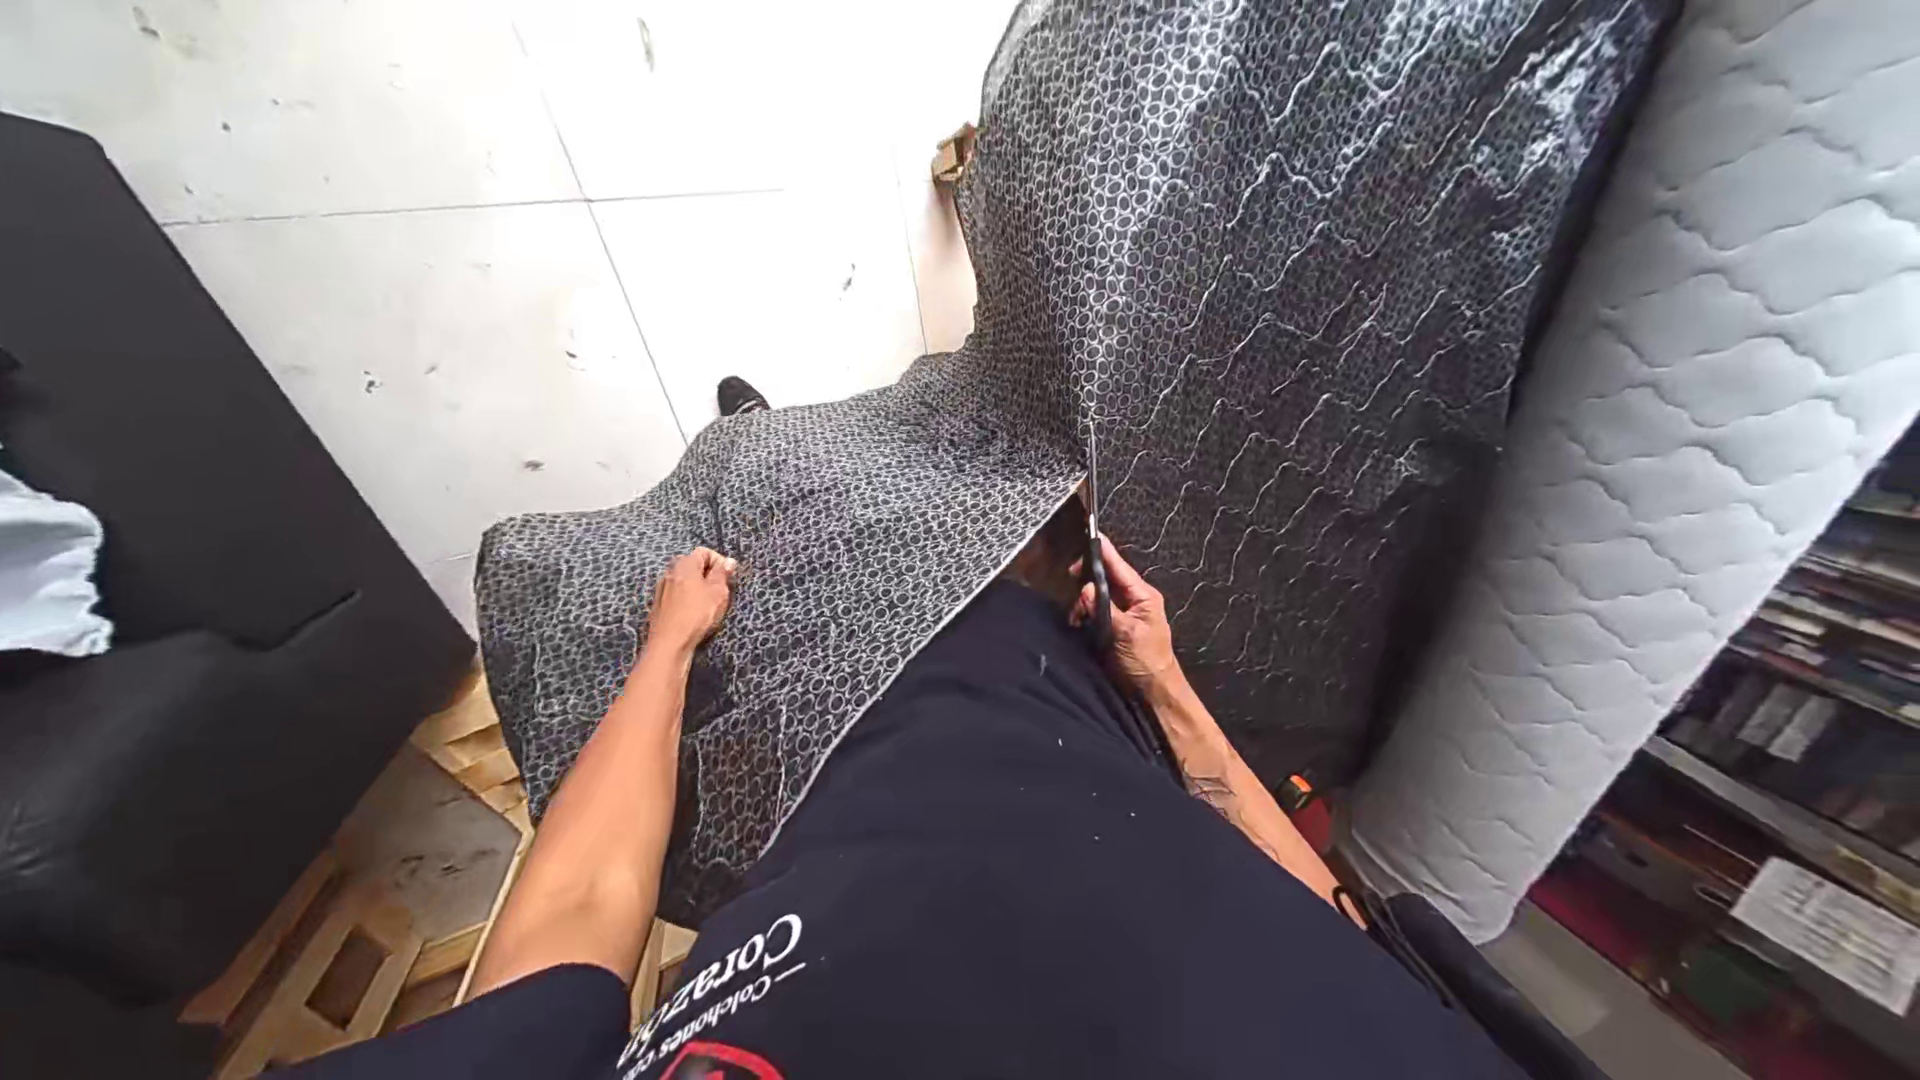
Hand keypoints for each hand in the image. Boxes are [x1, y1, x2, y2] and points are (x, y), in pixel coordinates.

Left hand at [644, 547, 736, 655]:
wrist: (670, 642)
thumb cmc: (697, 614)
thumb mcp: (718, 592)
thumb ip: (722, 574)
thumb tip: (728, 561)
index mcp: (685, 565)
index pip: (703, 551)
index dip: (718, 560)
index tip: (727, 575)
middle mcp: (670, 572)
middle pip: (690, 563)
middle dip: (706, 571)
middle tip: (718, 587)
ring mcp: (661, 589)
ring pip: (682, 578)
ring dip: (695, 585)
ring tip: (707, 600)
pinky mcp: (658, 604)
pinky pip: (675, 592)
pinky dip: (685, 596)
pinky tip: (692, 610)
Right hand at [1071, 534, 1185, 699]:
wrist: (1152, 692)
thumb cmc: (1147, 662)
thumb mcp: (1126, 632)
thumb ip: (1105, 608)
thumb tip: (1086, 590)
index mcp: (1142, 595)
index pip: (1118, 565)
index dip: (1103, 551)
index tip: (1089, 535)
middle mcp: (1131, 600)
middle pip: (1104, 578)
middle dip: (1086, 580)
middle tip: (1071, 580)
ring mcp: (1121, 614)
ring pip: (1095, 595)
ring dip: (1082, 603)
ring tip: (1077, 617)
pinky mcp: (1111, 628)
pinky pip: (1092, 612)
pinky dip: (1082, 615)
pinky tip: (1078, 624)